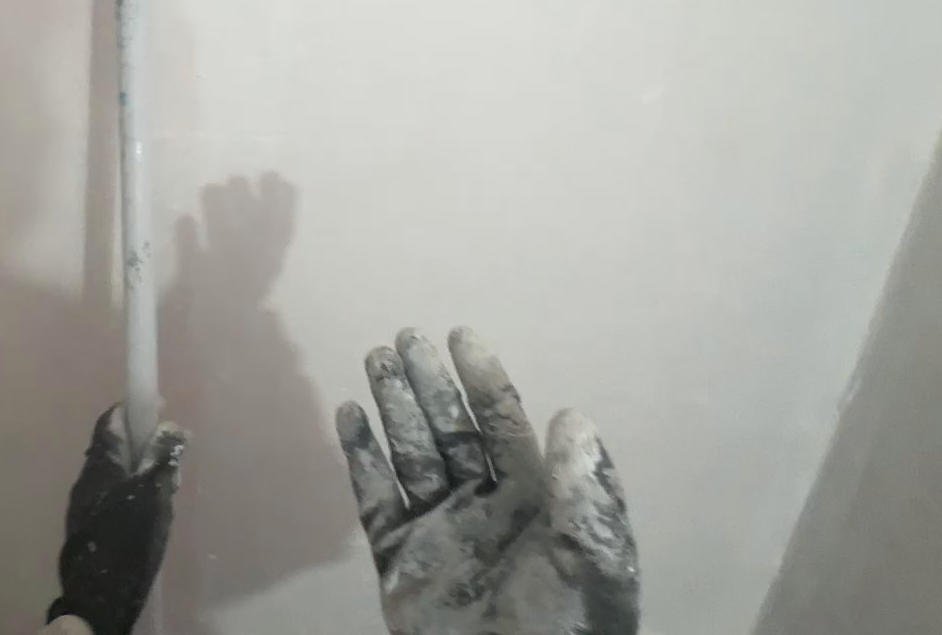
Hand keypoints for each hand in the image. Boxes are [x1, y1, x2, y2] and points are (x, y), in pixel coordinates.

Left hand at [49, 405, 188, 634]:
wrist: (96, 600)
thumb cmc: (127, 542)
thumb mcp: (153, 497)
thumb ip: (161, 458)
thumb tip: (170, 424)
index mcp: (101, 464)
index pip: (112, 420)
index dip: (134, 408)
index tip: (158, 407)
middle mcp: (87, 476)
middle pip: (114, 444)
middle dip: (142, 441)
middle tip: (169, 452)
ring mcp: (83, 501)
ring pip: (114, 469)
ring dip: (137, 467)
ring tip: (164, 484)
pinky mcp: (85, 523)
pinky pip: (111, 491)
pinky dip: (130, 488)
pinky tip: (147, 508)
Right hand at [336, 329, 639, 634]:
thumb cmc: (558, 634)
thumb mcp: (593, 572)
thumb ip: (586, 497)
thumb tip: (573, 416)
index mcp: (530, 504)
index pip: (503, 425)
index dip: (484, 379)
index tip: (462, 335)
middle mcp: (482, 507)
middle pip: (449, 430)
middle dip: (428, 382)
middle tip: (404, 336)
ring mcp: (437, 531)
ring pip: (409, 452)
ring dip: (392, 405)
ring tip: (376, 358)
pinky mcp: (398, 559)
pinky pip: (374, 497)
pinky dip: (359, 455)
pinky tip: (348, 415)